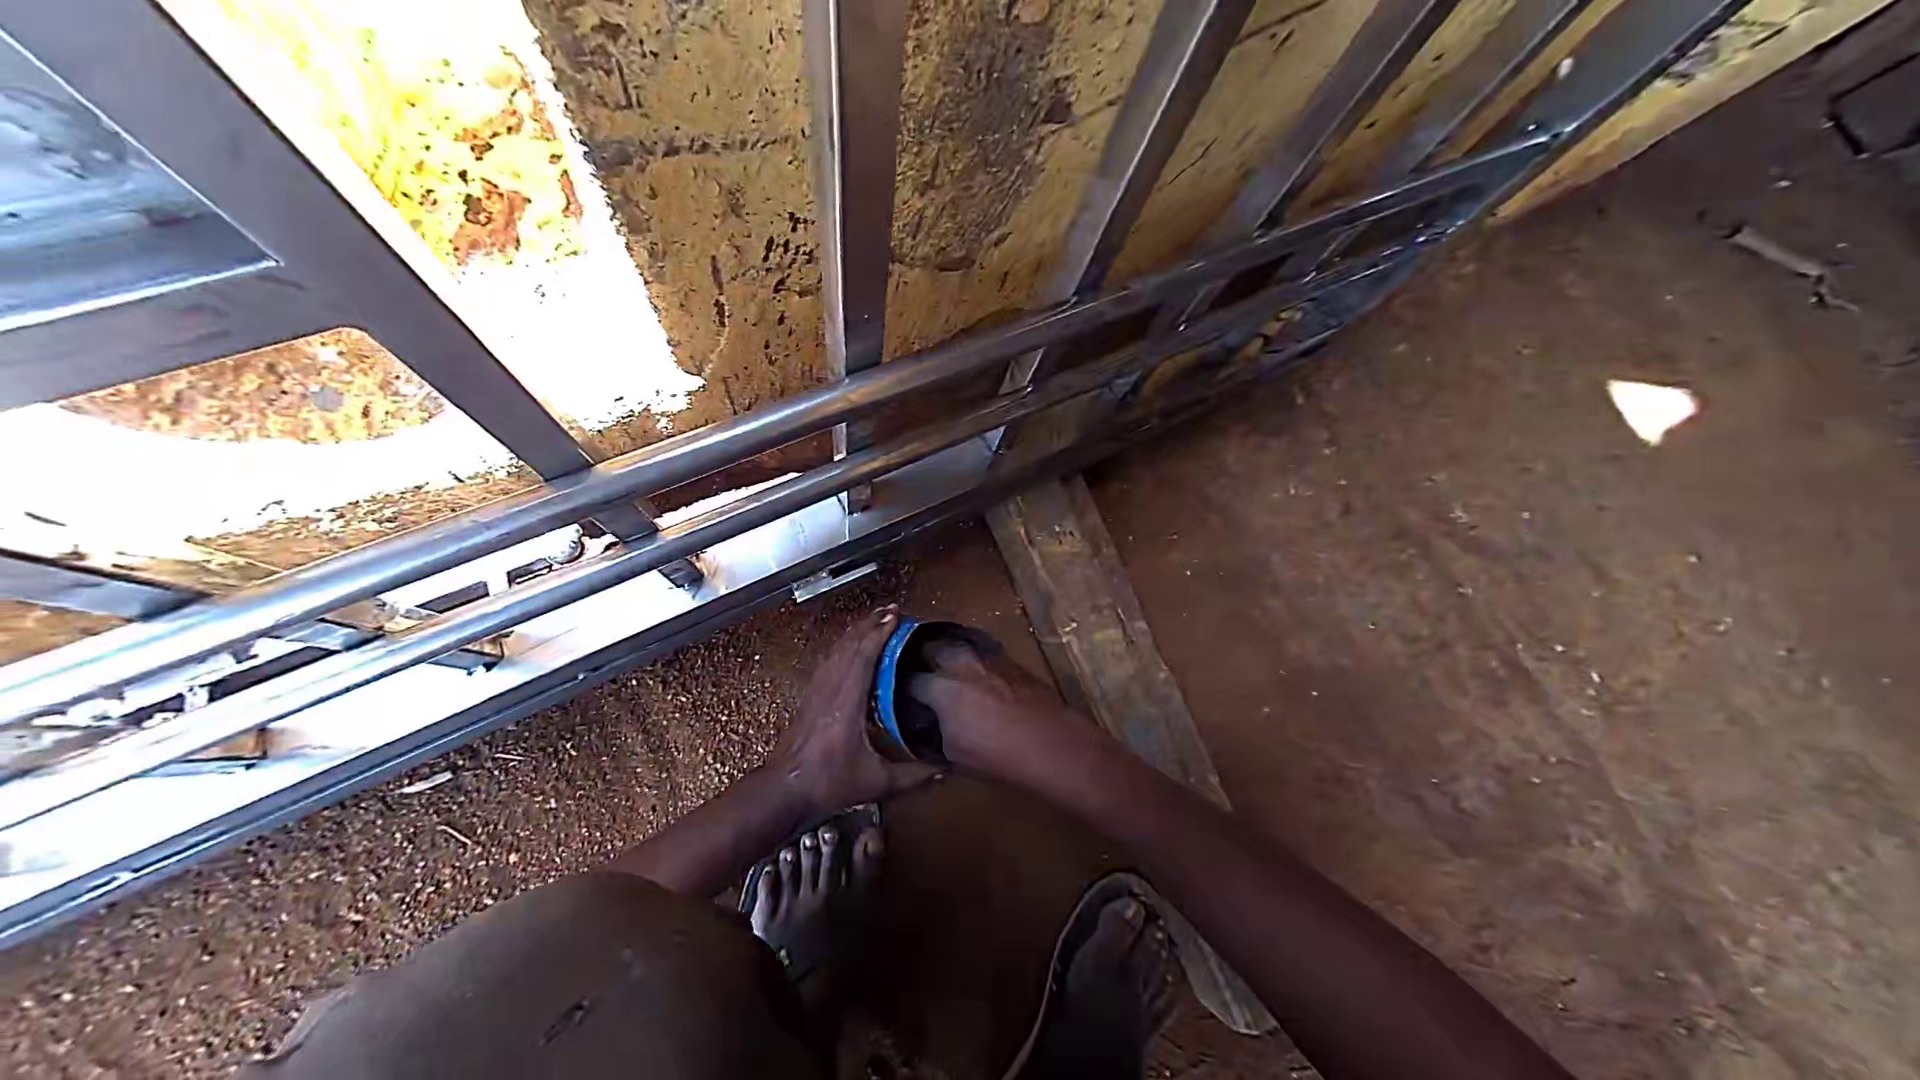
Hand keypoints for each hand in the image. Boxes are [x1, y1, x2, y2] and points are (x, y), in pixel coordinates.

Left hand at [771, 605, 940, 811]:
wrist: (785, 791)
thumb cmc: (828, 783)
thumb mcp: (877, 782)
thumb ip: (913, 774)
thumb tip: (942, 768)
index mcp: (847, 702)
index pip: (864, 655)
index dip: (880, 632)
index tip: (895, 616)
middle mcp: (830, 689)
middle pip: (849, 645)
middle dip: (870, 624)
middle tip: (891, 611)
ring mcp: (817, 691)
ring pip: (837, 650)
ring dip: (856, 632)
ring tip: (875, 621)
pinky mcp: (810, 698)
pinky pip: (829, 661)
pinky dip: (844, 647)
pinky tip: (851, 647)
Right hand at [906, 635, 1100, 787]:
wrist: (1051, 742)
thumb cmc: (998, 755)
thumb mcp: (954, 752)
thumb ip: (935, 730)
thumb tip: (930, 723)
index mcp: (939, 688)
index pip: (908, 680)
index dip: (900, 687)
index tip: (898, 693)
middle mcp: (960, 664)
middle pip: (929, 648)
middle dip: (920, 657)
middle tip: (917, 670)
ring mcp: (986, 657)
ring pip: (957, 645)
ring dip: (947, 653)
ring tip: (944, 668)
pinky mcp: (1009, 659)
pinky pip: (981, 652)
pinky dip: (972, 660)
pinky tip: (975, 675)